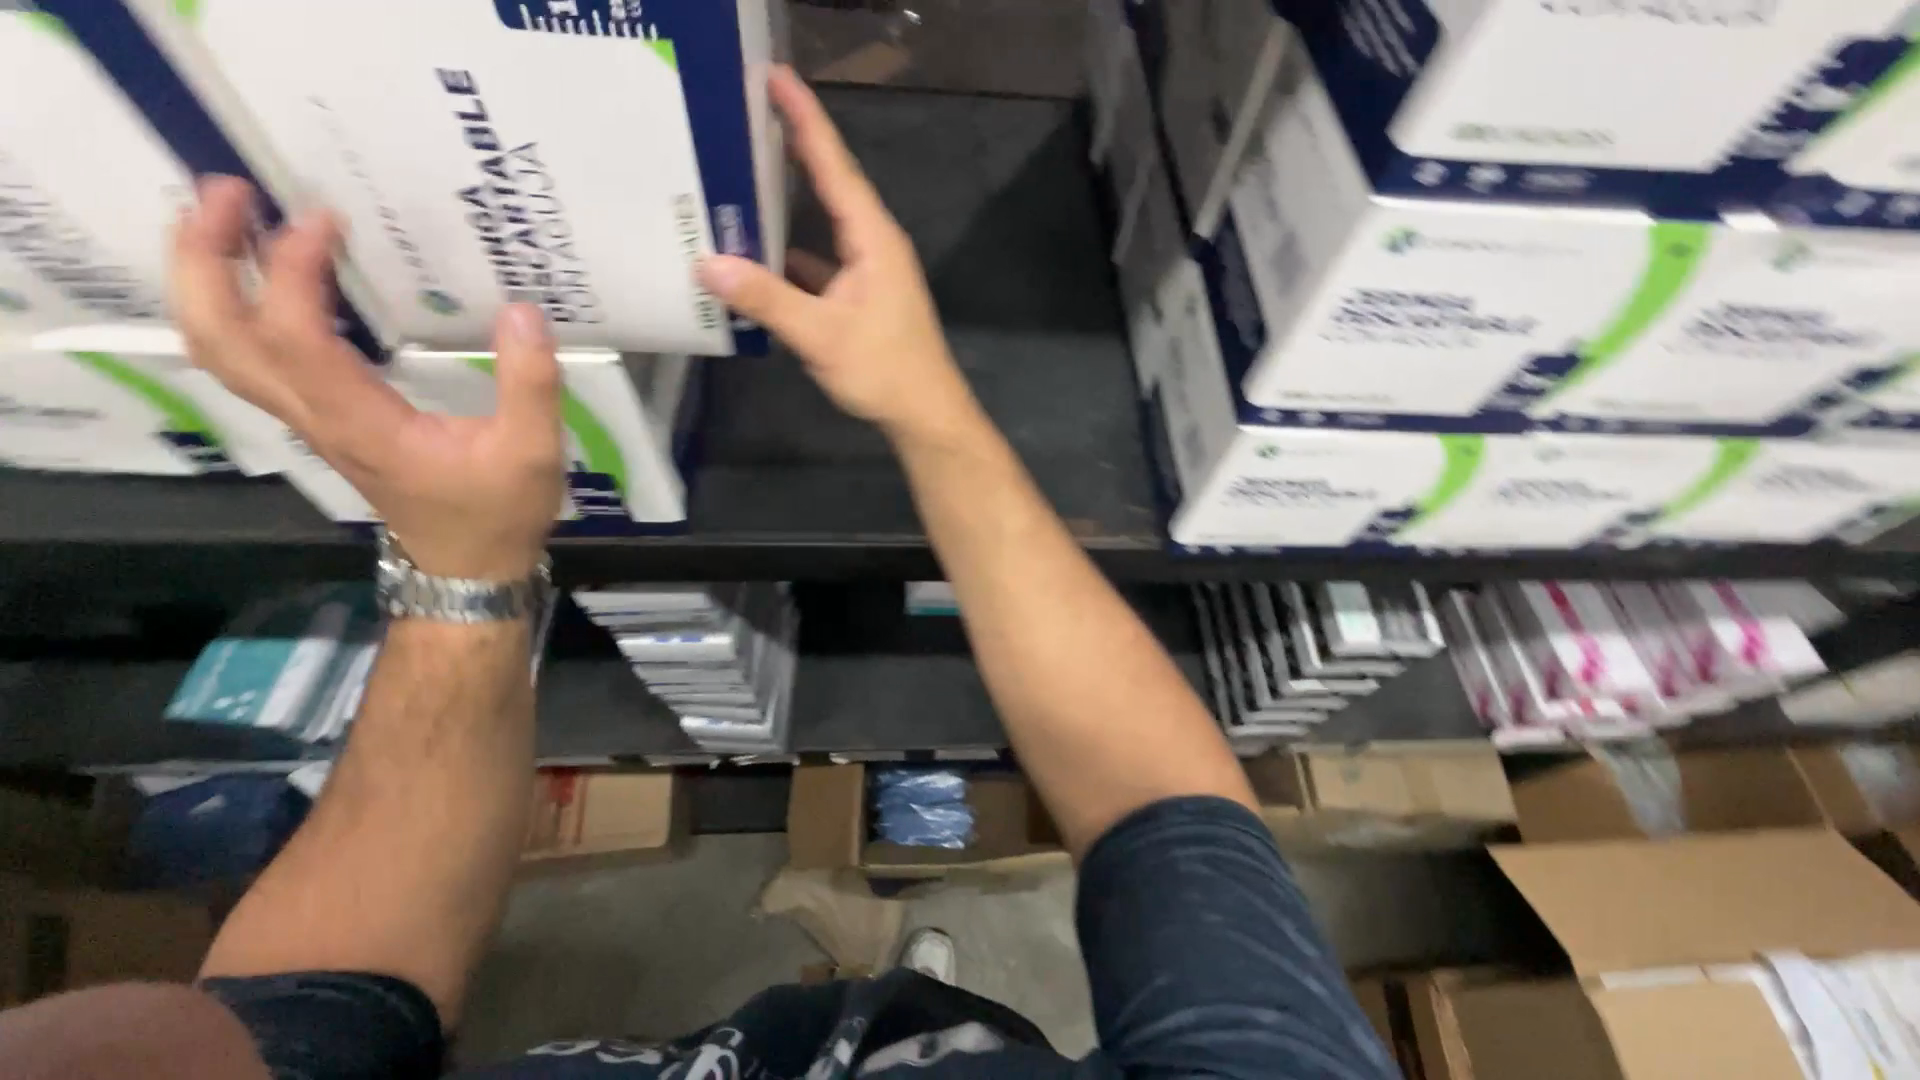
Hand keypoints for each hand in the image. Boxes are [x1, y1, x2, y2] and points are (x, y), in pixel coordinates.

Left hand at [172, 177, 564, 581]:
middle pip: (217, 334)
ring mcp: (311, 422)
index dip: (294, 268)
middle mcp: (316, 417)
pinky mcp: (323, 423)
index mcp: (360, 422)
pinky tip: (264, 283)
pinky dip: (235, 311)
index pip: (295, 333)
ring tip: (224, 223)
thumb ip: (530, 385)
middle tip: (228, 194)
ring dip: (205, 280)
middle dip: (205, 257)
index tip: (326, 220)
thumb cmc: (497, 514)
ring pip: (218, 348)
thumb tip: (522, 313)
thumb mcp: (533, 452)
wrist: (469, 568)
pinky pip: (250, 360)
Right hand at [697, 66, 982, 445]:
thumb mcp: (822, 335)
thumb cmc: (885, 370)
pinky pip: (812, 266)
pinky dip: (782, 261)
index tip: (776, 76)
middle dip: (787, 149)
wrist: (924, 414)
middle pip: (825, 186)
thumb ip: (767, 299)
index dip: (804, 120)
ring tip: (730, 181)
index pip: (833, 166)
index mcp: (872, 239)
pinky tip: (746, 263)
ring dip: (779, 210)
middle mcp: (870, 245)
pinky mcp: (854, 299)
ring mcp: (863, 272)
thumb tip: (708, 264)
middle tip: (743, 113)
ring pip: (815, 229)